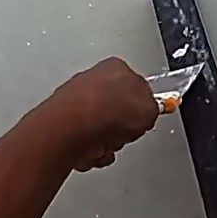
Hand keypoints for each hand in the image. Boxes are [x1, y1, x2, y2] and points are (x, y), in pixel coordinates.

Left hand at [42, 57, 160, 170]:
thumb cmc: (105, 110)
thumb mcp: (150, 109)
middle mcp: (92, 79)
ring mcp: (75, 101)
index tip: (144, 119)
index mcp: (115, 67)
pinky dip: (91, 150)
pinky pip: (85, 142)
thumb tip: (152, 111)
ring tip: (106, 142)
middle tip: (124, 133)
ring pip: (101, 130)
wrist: (73, 128)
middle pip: (116, 111)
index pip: (136, 87)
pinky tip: (92, 149)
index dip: (142, 108)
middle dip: (122, 128)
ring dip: (107, 143)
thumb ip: (154, 108)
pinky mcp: (62, 123)